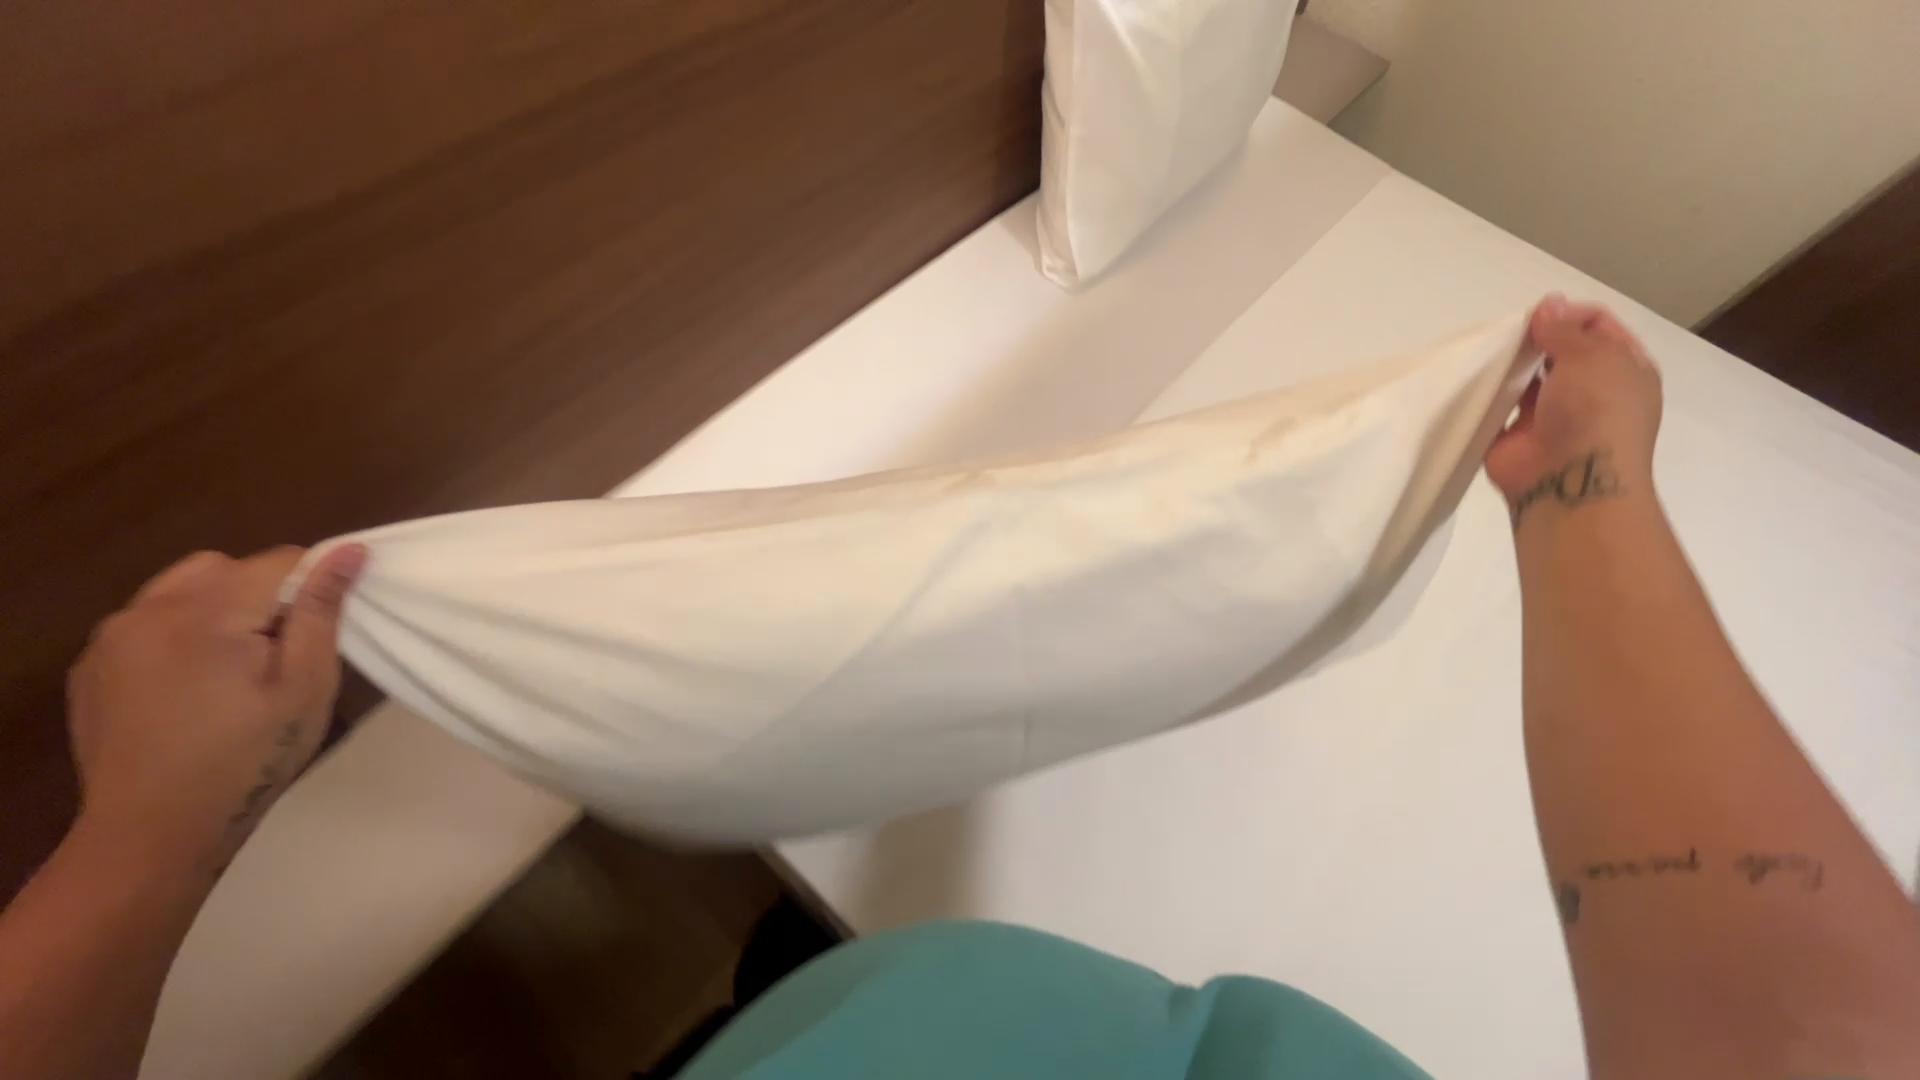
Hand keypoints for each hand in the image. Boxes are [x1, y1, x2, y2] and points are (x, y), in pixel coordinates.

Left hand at [65, 544, 366, 870]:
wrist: (156, 827)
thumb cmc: (250, 755)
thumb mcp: (307, 683)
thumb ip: (323, 610)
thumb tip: (350, 550)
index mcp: (206, 614)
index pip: (279, 561)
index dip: (314, 586)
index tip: (320, 633)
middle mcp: (148, 611)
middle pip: (225, 566)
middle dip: (264, 592)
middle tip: (282, 650)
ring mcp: (110, 638)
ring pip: (182, 588)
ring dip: (220, 607)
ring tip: (238, 664)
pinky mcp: (92, 665)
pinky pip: (148, 620)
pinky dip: (182, 631)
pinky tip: (196, 683)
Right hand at [1486, 296, 1663, 519]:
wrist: (1568, 479)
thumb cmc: (1595, 413)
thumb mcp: (1592, 358)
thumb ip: (1565, 330)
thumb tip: (1547, 304)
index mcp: (1622, 369)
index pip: (1598, 326)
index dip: (1569, 313)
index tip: (1538, 315)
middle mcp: (1590, 390)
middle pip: (1559, 351)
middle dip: (1535, 339)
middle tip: (1508, 334)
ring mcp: (1551, 415)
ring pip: (1527, 379)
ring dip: (1509, 366)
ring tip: (1486, 354)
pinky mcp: (1515, 435)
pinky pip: (1497, 409)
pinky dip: (1486, 396)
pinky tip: (1472, 382)